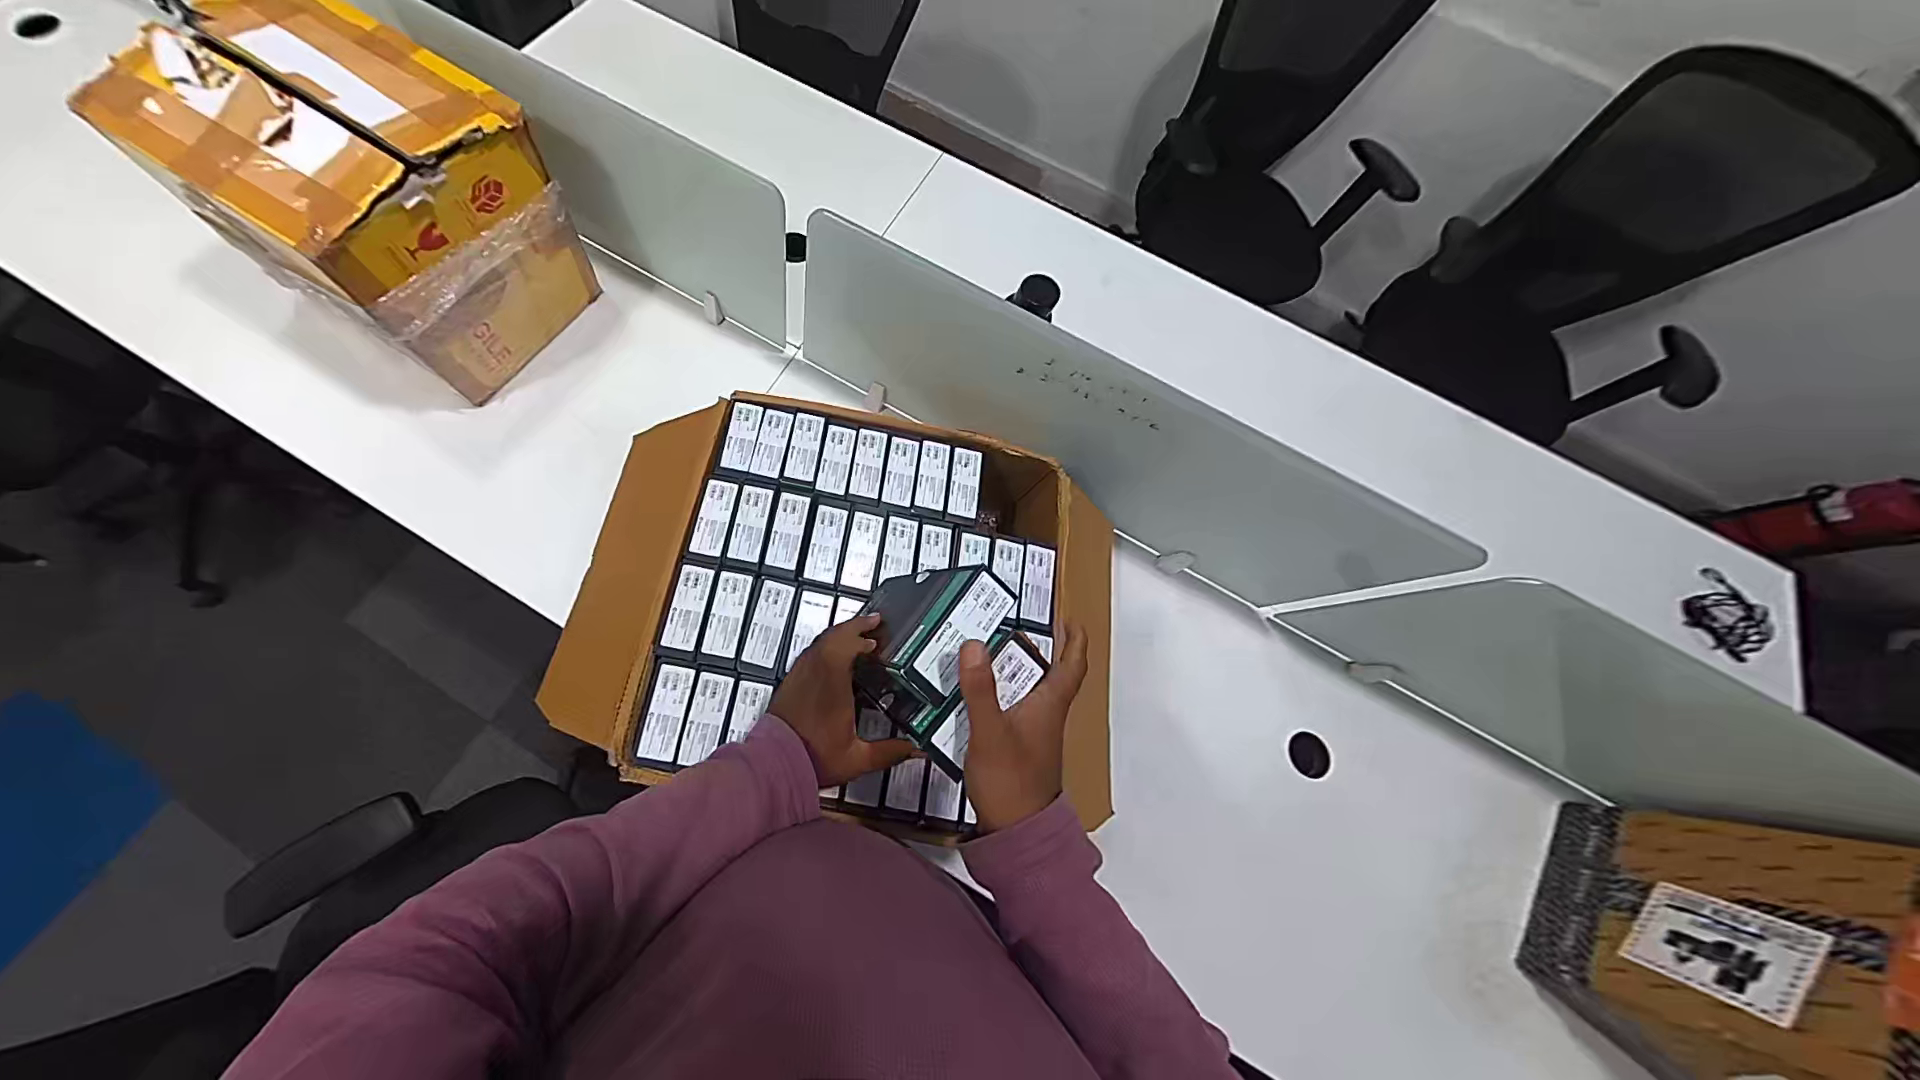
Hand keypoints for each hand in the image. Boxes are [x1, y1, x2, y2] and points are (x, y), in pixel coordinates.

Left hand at [769, 614, 915, 785]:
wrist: (773, 765)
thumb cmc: (810, 759)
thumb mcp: (857, 758)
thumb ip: (888, 752)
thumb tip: (912, 749)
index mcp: (833, 684)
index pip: (848, 644)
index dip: (864, 636)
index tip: (877, 637)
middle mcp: (814, 673)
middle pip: (834, 635)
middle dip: (855, 626)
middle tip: (872, 623)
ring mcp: (800, 676)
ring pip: (821, 642)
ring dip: (840, 634)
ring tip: (856, 637)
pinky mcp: (790, 683)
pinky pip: (810, 653)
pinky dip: (826, 647)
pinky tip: (834, 658)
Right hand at [958, 624, 1088, 832]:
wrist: (1015, 833)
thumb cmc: (1011, 782)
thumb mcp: (990, 732)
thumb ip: (981, 689)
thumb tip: (975, 644)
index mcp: (1050, 704)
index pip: (1072, 664)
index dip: (1074, 639)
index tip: (1068, 617)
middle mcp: (1047, 714)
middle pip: (1052, 672)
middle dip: (1042, 646)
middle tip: (1018, 623)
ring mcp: (1034, 731)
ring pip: (1032, 689)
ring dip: (1020, 667)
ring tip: (992, 649)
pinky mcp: (1018, 745)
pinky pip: (1014, 706)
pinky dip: (1003, 691)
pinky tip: (978, 691)